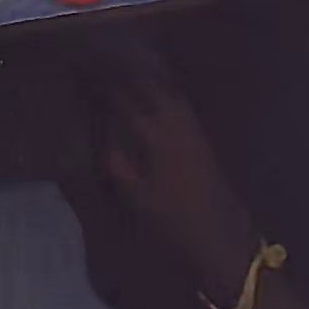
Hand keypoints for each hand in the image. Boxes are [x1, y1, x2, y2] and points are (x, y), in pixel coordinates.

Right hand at [101, 75, 258, 298]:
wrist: (224, 242)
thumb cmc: (175, 222)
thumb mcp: (137, 198)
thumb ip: (116, 165)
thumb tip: (102, 140)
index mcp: (155, 137)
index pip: (124, 101)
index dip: (103, 86)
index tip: (84, 76)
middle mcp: (174, 125)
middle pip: (148, 86)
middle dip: (124, 73)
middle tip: (102, 66)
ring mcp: (191, 128)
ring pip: (167, 89)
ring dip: (145, 77)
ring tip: (125, 70)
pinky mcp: (201, 136)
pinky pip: (179, 100)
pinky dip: (163, 88)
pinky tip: (154, 90)